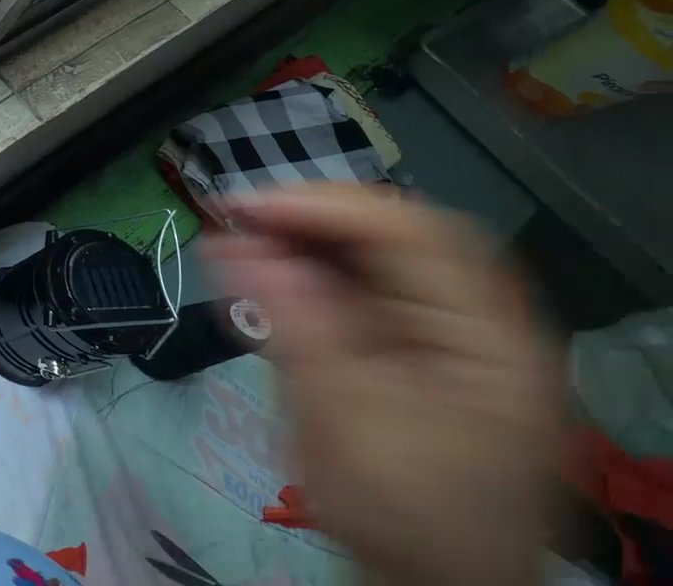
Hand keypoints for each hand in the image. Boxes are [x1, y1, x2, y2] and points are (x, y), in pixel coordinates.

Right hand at [207, 185, 558, 585]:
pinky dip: (307, 273)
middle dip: (310, 217)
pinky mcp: (414, 348)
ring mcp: (449, 335)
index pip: (411, 235)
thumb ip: (293, 323)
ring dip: (303, 241)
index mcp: (487, 340)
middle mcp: (479, 324)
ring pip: (376, 255)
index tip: (240, 209)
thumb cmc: (398, 516)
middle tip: (235, 221)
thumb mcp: (339, 420)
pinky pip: (361, 289)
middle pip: (398, 234)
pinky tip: (262, 274)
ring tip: (236, 243)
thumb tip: (233, 242)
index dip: (321, 206)